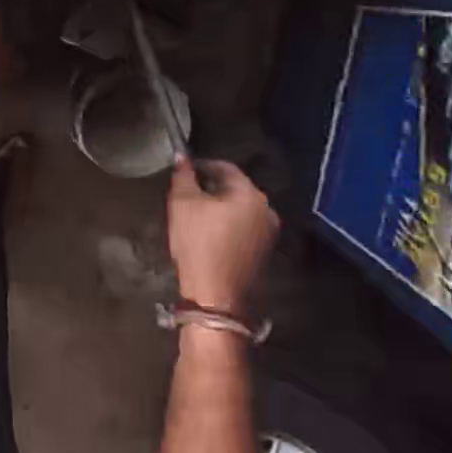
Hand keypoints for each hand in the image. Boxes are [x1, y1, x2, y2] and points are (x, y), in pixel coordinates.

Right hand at [167, 158, 278, 315]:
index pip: (225, 167)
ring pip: (241, 208)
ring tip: (197, 213)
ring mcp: (269, 233)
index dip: (202, 166)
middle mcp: (266, 209)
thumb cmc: (198, 243)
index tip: (185, 172)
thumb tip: (182, 156)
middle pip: (236, 188)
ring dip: (221, 206)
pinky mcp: (264, 252)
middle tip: (188, 193)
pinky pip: (245, 227)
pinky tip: (210, 232)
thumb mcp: (182, 203)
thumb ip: (183, 175)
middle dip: (212, 187)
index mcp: (250, 193)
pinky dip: (229, 224)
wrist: (215, 296)